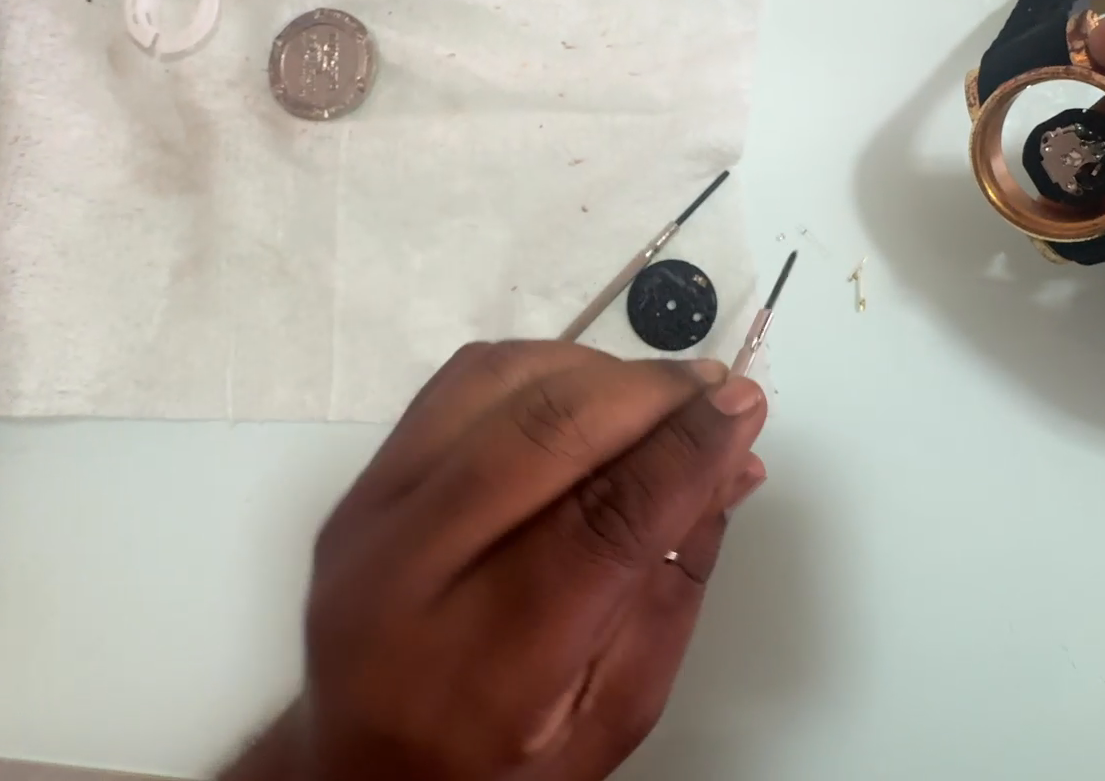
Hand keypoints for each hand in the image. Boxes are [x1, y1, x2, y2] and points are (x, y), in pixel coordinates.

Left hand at [223, 342, 767, 780]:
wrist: (360, 763)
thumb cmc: (502, 756)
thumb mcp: (617, 703)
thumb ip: (676, 576)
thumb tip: (733, 458)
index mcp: (481, 668)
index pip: (603, 525)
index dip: (684, 452)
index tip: (743, 405)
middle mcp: (407, 574)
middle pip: (545, 433)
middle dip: (649, 391)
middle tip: (715, 386)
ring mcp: (373, 510)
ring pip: (501, 382)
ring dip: (602, 368)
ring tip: (661, 391)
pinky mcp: (367, 471)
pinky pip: (467, 375)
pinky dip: (547, 362)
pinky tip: (593, 389)